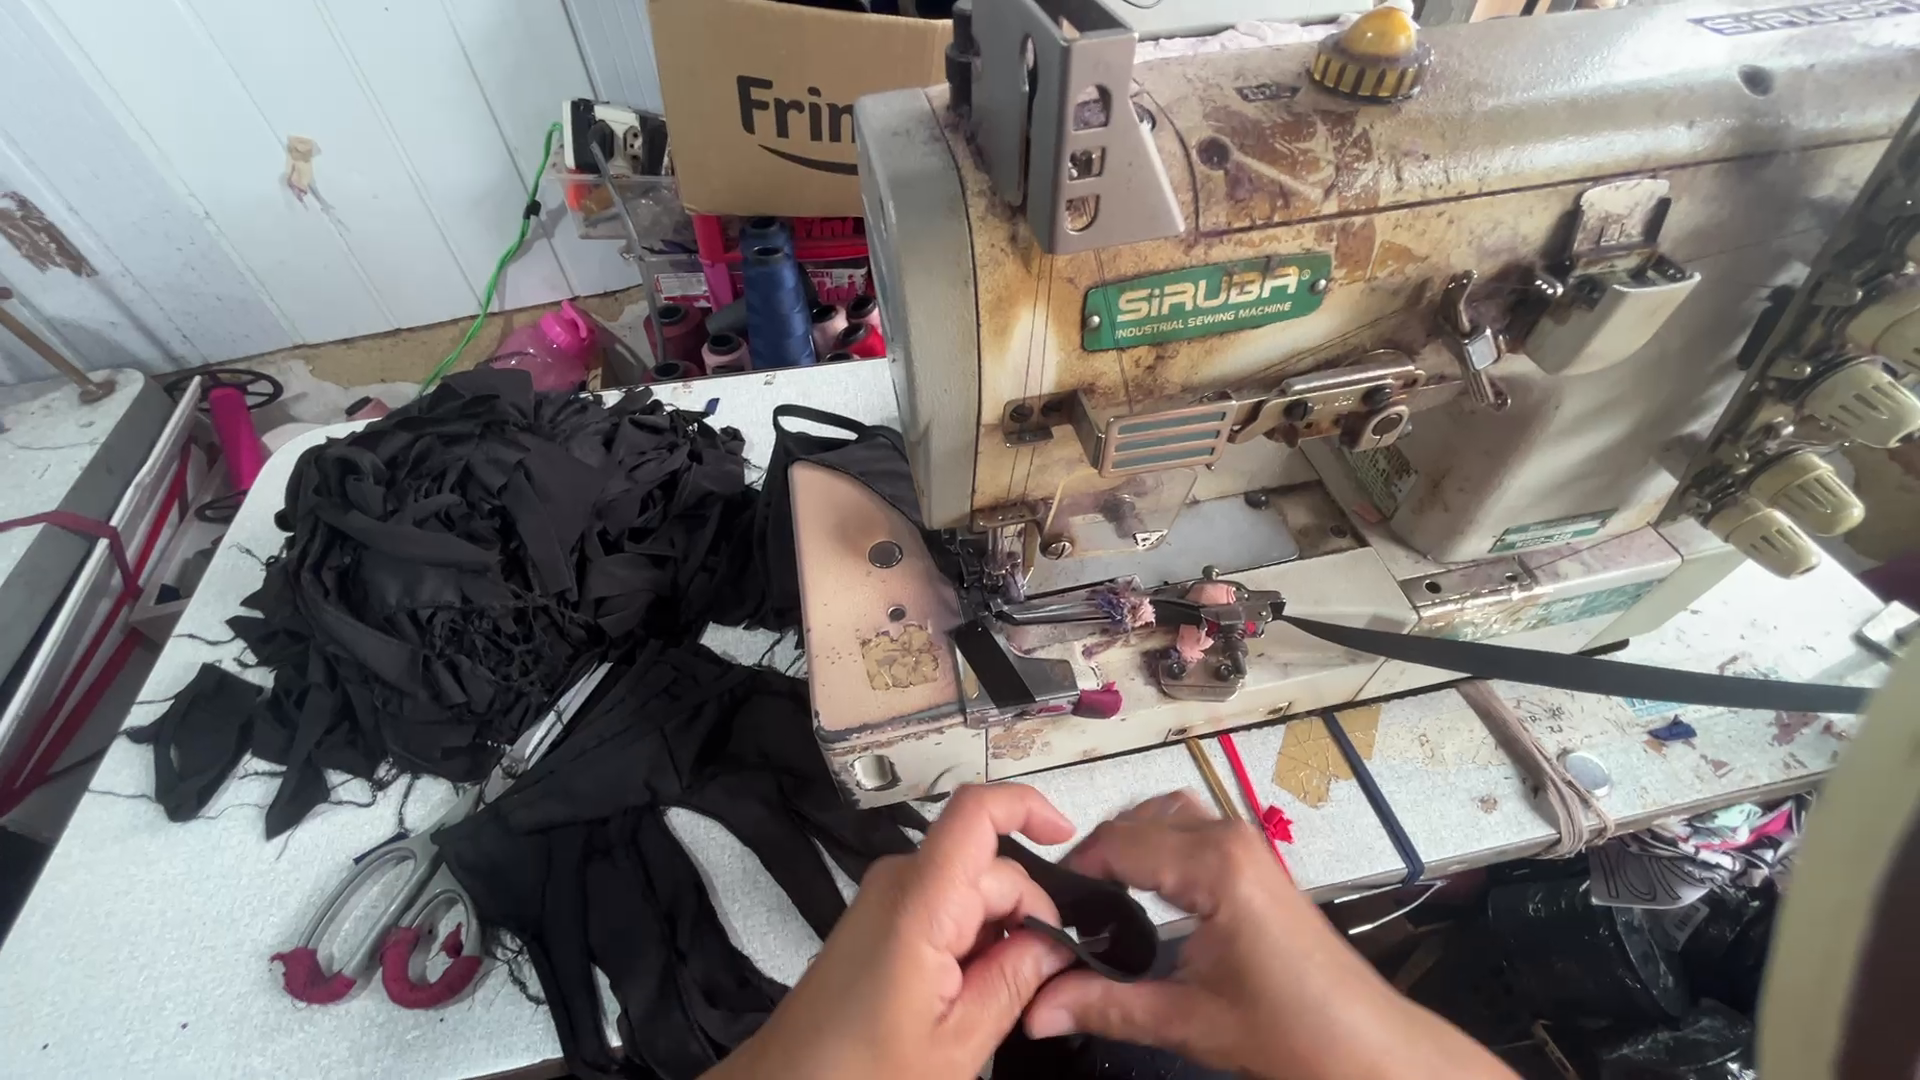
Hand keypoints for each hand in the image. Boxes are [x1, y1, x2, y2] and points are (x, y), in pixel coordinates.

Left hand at [708, 783, 1077, 1079]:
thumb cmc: (863, 1073)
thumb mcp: (957, 1042)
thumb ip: (1016, 981)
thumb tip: (1059, 942)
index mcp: (920, 900)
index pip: (975, 811)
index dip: (1026, 806)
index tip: (1068, 837)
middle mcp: (902, 877)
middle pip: (988, 864)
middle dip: (1026, 913)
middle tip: (1038, 985)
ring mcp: (889, 891)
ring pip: (971, 885)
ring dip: (999, 930)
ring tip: (992, 1000)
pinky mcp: (884, 909)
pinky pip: (946, 901)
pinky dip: (972, 934)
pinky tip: (968, 987)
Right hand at [1023, 791, 1516, 1079]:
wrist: (1375, 1051)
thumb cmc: (1287, 1034)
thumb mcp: (1188, 1021)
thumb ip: (1105, 1006)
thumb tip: (1033, 1011)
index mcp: (1211, 864)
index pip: (1117, 843)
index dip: (1075, 870)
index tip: (1045, 907)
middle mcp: (1226, 835)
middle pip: (1136, 821)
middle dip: (1097, 855)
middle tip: (1070, 907)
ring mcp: (1244, 841)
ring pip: (1163, 814)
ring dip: (1128, 842)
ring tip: (1102, 892)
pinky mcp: (1253, 855)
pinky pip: (1188, 826)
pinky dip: (1157, 842)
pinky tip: (1145, 887)